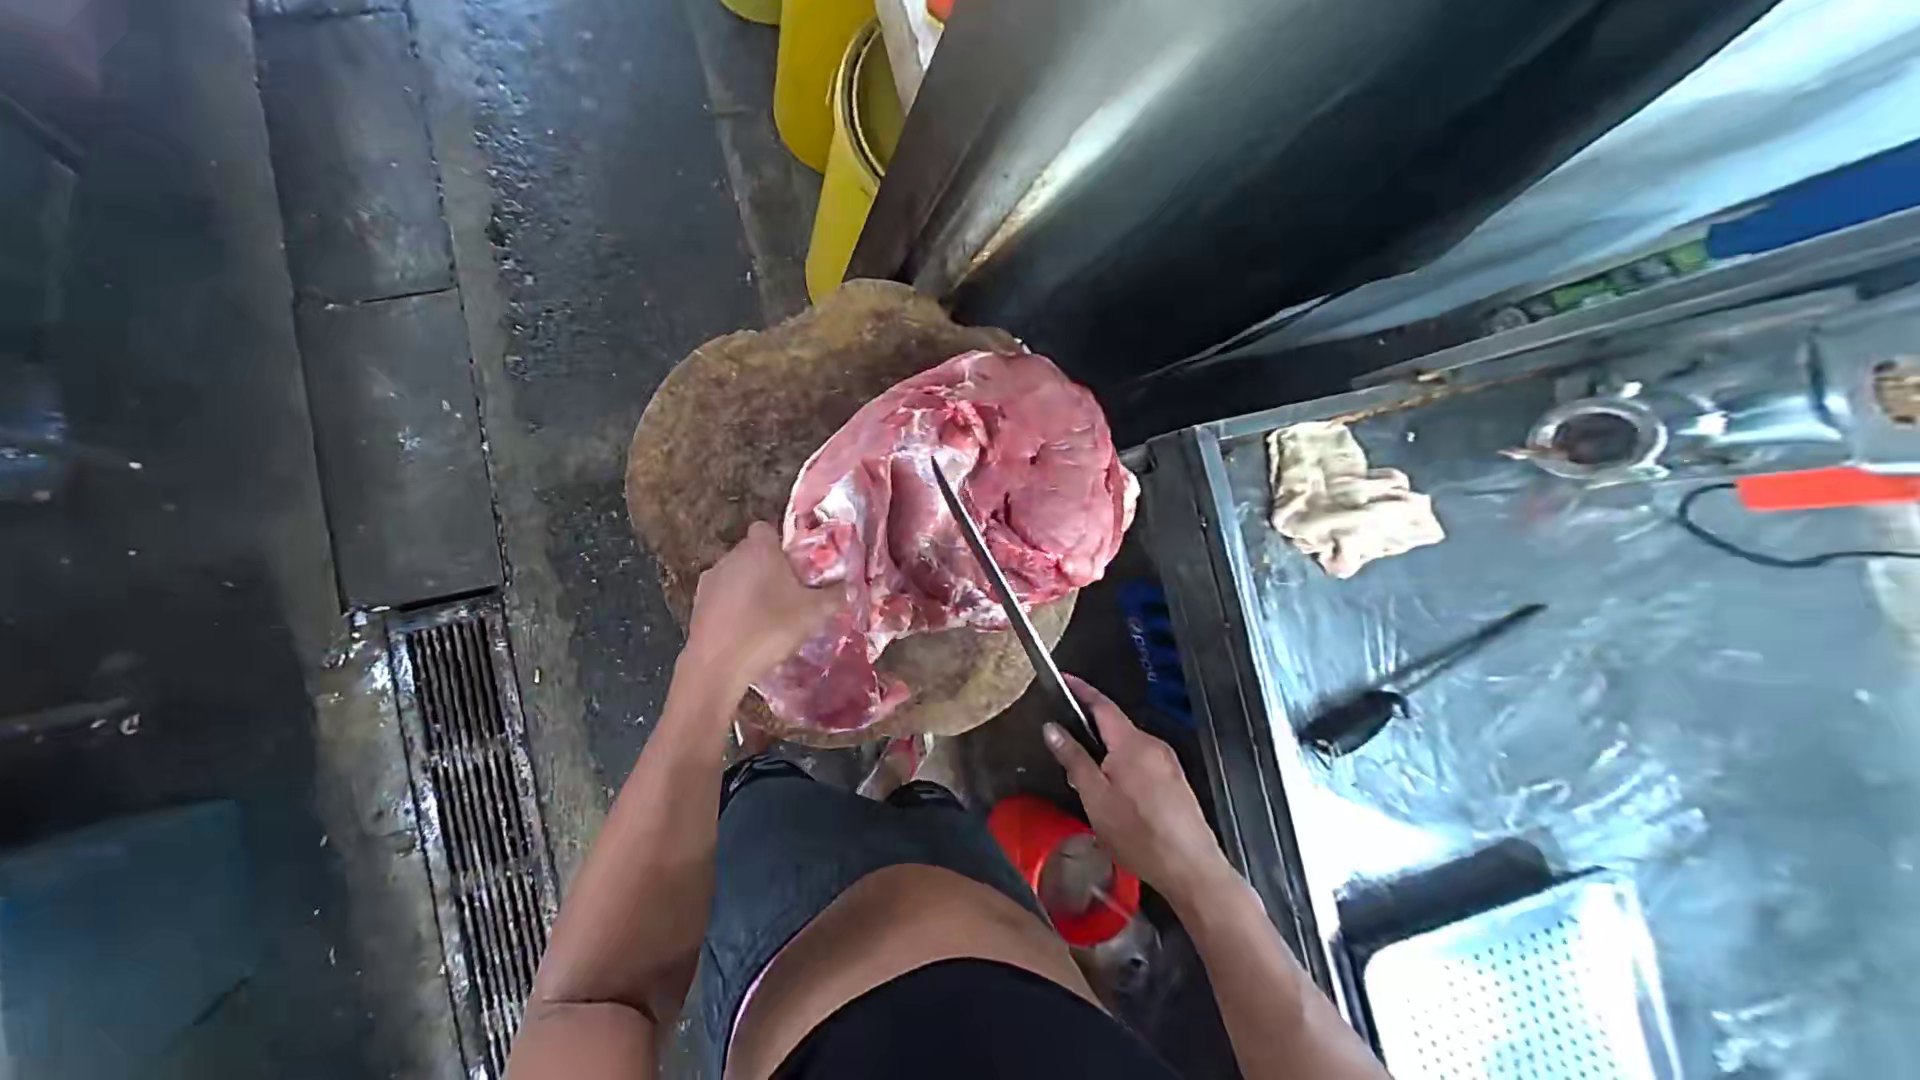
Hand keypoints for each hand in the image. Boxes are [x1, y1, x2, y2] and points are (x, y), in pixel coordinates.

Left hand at [684, 522, 843, 688]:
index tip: (797, 565)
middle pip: (753, 553)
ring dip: (751, 589)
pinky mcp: (698, 605)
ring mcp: (710, 580)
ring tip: (770, 616)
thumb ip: (836, 596)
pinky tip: (749, 632)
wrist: (717, 665)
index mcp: (759, 549)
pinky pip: (723, 598)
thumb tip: (850, 587)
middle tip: (792, 593)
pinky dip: (735, 608)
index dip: (782, 544)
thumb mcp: (814, 612)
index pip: (767, 529)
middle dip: (770, 569)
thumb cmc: (769, 627)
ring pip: (737, 576)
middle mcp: (731, 557)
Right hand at [1043, 673, 1236, 908]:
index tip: (1064, 678)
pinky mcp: (1175, 782)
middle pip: (1115, 726)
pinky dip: (1123, 769)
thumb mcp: (1095, 797)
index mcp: (1132, 743)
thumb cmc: (1139, 835)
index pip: (1102, 705)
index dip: (1081, 689)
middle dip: (1089, 733)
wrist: (1191, 870)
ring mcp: (1168, 764)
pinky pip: (1142, 763)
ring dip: (1106, 756)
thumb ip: (1073, 758)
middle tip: (1066, 751)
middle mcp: (1154, 746)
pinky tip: (1116, 799)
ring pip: (1128, 748)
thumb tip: (1052, 728)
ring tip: (1089, 786)